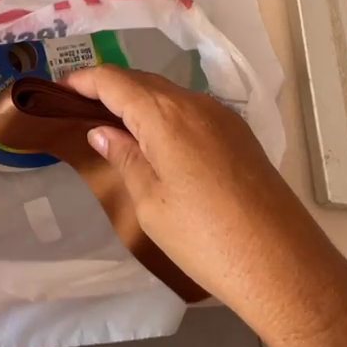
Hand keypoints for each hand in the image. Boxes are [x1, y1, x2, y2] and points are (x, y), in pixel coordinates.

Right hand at [65, 68, 346, 346]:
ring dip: (140, 99)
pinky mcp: (240, 134)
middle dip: (110, 87)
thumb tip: (102, 131)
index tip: (60, 89)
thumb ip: (125, 158)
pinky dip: (166, 113)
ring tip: (116, 123)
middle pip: (142, 80)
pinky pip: (192, 109)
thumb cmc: (206, 238)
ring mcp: (222, 116)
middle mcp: (193, 103)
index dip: (83, 80)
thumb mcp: (151, 204)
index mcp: (164, 115)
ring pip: (169, 93)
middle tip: (82, 107)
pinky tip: (159, 140)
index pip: (113, 81)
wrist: (286, 266)